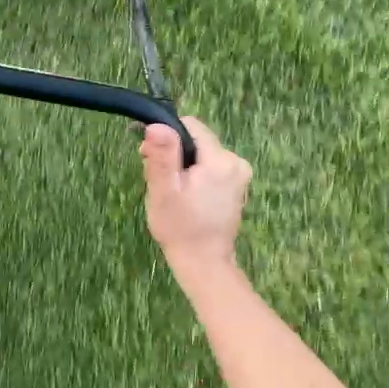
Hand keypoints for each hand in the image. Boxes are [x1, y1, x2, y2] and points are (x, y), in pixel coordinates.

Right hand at [140, 116, 250, 265]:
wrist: (204, 263)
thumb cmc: (180, 227)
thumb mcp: (164, 189)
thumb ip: (162, 154)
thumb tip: (157, 124)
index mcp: (220, 160)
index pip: (190, 126)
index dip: (166, 136)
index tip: (149, 156)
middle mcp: (237, 162)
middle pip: (195, 141)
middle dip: (172, 154)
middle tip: (157, 180)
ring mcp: (239, 176)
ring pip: (200, 154)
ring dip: (182, 166)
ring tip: (171, 191)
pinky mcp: (236, 187)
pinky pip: (209, 168)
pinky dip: (194, 176)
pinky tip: (185, 197)